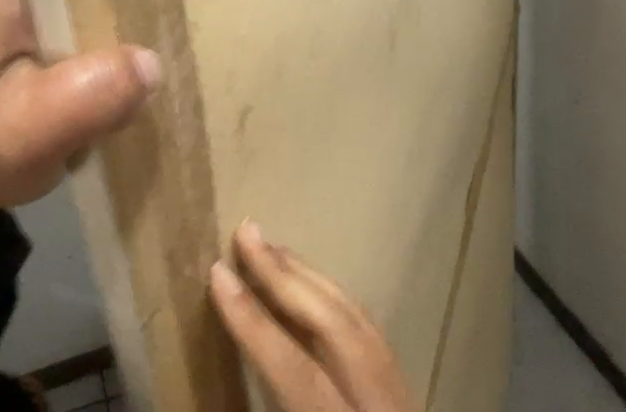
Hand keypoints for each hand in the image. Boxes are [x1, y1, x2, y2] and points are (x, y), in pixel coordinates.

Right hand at [211, 221, 408, 411]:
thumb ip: (269, 392)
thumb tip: (233, 343)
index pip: (296, 368)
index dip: (254, 321)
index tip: (217, 272)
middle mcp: (384, 406)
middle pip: (338, 327)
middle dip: (288, 277)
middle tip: (245, 231)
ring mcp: (404, 397)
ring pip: (361, 322)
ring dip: (312, 280)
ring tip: (271, 249)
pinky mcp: (408, 392)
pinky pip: (372, 335)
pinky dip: (337, 302)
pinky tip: (310, 287)